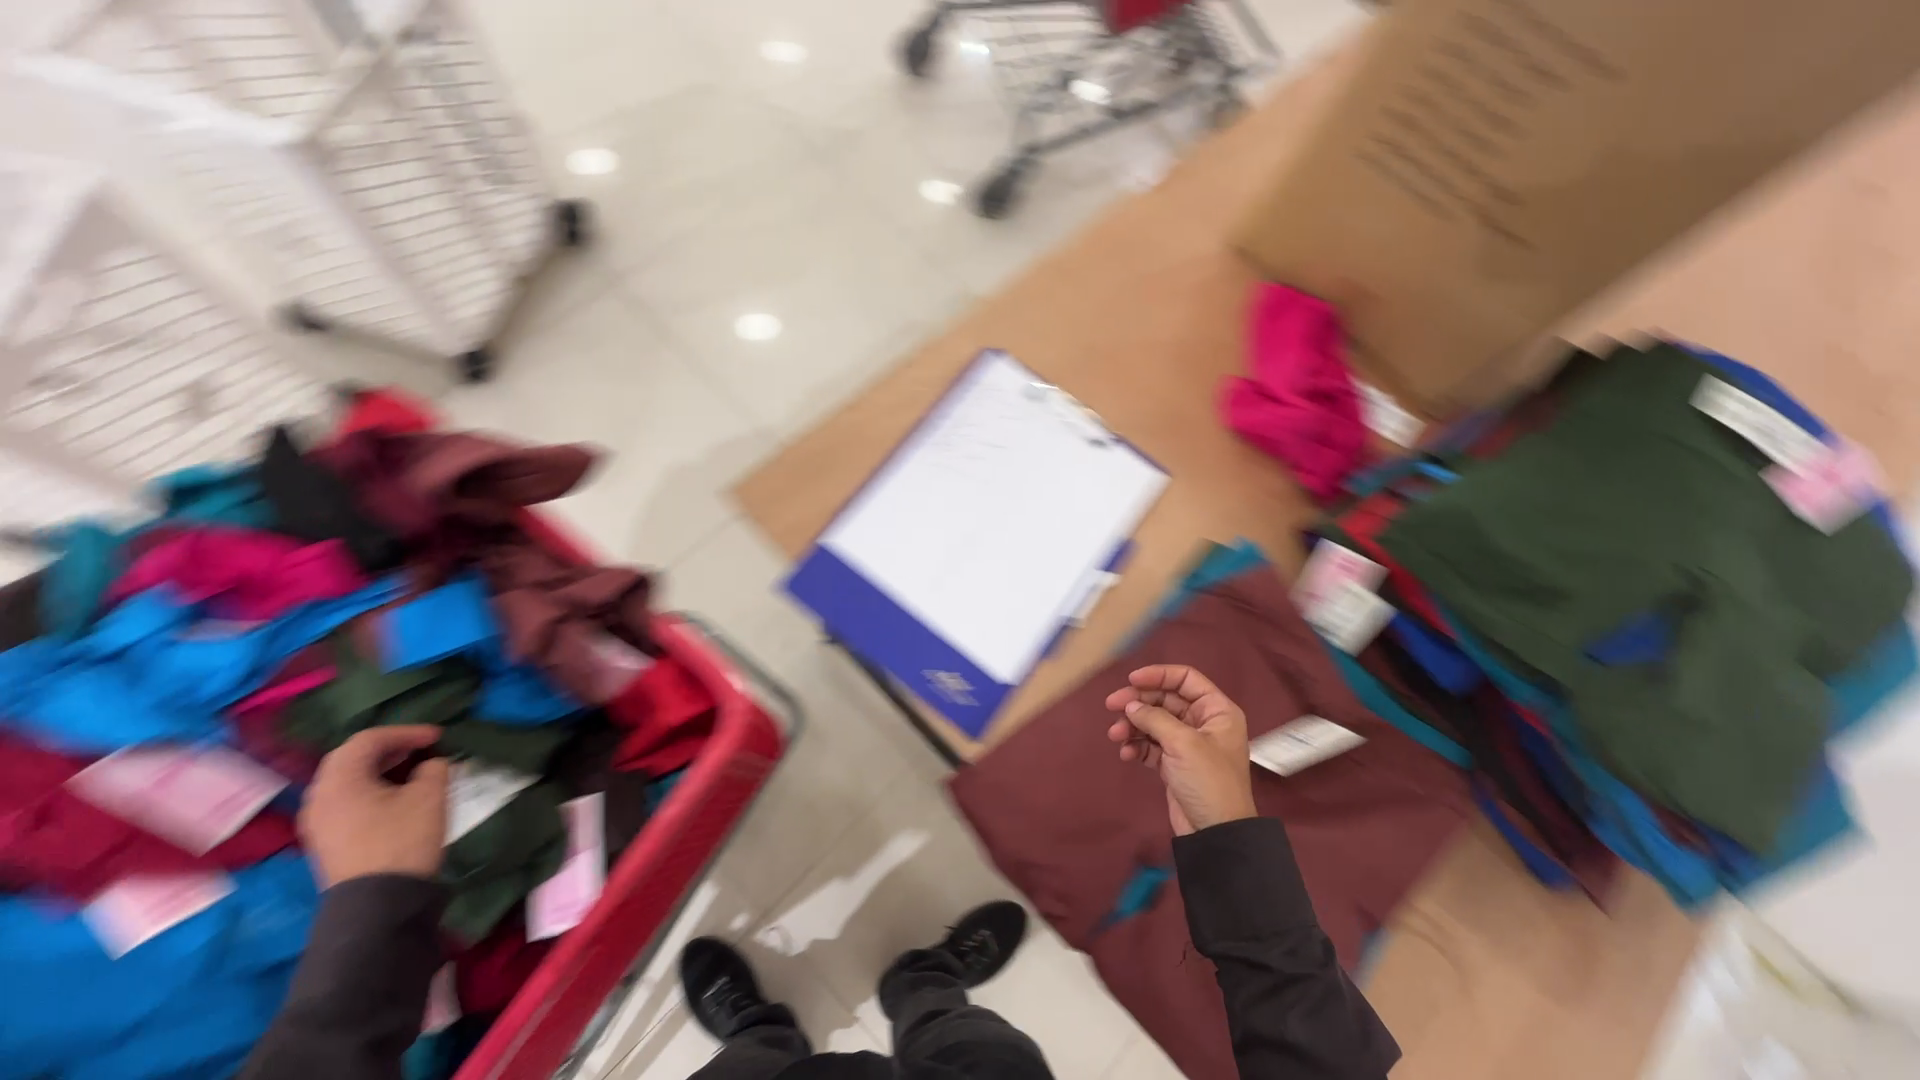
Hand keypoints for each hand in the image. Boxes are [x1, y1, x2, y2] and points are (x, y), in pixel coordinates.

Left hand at [300, 726, 449, 888]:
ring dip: (379, 770)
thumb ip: (433, 769)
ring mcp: (317, 822)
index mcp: (339, 780)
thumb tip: (430, 764)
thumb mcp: (429, 797)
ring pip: (346, 781)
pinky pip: (345, 802)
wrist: (377, 905)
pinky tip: (395, 799)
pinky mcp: (325, 841)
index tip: (438, 737)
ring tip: (411, 772)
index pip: (368, 739)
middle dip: (389, 748)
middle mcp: (318, 797)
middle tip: (422, 749)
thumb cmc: (402, 841)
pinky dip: (370, 790)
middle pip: (351, 758)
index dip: (406, 732)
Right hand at [1104, 665, 1257, 836]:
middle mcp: (1203, 723)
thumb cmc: (1208, 780)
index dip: (1158, 675)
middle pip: (1165, 700)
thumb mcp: (1183, 744)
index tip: (1131, 680)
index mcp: (1216, 711)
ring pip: (1154, 722)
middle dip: (1138, 703)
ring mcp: (1187, 744)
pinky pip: (1150, 746)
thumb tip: (1130, 705)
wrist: (1215, 832)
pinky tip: (1126, 754)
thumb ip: (1155, 718)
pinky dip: (1137, 747)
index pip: (1186, 679)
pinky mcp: (1174, 764)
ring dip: (1133, 726)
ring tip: (1116, 737)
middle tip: (1112, 706)